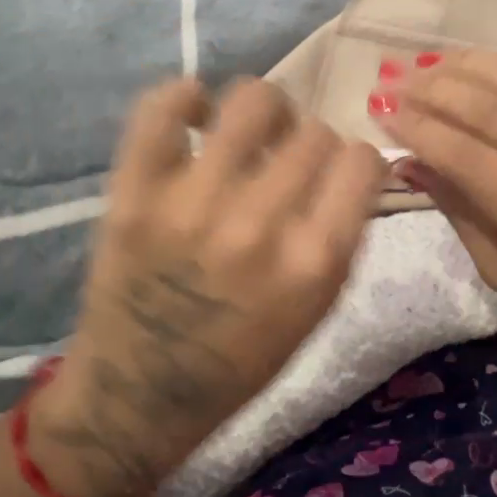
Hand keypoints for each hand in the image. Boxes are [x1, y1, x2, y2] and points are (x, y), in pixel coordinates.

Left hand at [29, 78, 386, 496]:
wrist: (137, 398)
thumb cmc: (239, 363)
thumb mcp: (316, 312)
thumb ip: (340, 236)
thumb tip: (347, 164)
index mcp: (314, 263)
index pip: (362, 160)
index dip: (356, 161)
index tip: (338, 173)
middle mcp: (259, 225)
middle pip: (313, 131)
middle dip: (309, 142)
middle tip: (286, 162)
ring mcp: (192, 204)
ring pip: (252, 100)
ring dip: (262, 110)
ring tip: (247, 132)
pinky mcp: (134, 193)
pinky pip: (161, 108)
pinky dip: (184, 98)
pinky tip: (196, 115)